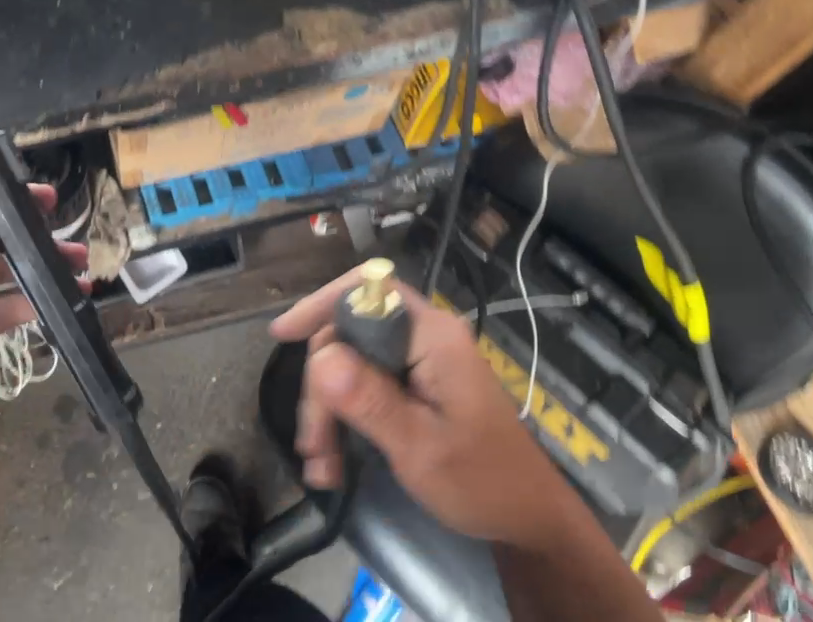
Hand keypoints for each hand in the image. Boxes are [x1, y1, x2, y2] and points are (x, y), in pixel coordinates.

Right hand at [269, 267, 566, 547]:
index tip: (282, 335)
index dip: (321, 304)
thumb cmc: (482, 483)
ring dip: (328, 410)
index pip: (367, 291)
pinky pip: (364, 384)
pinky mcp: (416, 385)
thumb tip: (319, 359)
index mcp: (432, 336)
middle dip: (322, 385)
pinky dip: (344, 417)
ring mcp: (420, 361)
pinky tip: (333, 459)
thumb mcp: (420, 447)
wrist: (529, 521)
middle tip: (312, 441)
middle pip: (349, 334)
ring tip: (321, 464)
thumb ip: (369, 399)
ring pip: (350, 363)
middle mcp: (425, 337)